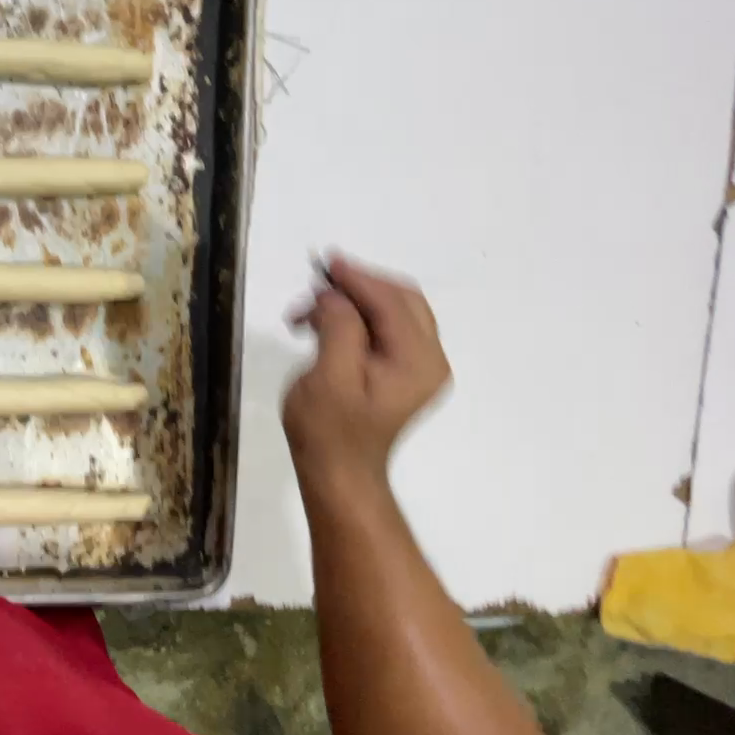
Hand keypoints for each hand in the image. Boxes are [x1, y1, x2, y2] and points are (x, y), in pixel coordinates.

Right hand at [283, 254, 450, 494]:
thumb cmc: (328, 429)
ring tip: (305, 315)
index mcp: (418, 361)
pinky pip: (383, 330)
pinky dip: (353, 319)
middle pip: (400, 301)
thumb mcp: (328, 376)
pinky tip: (321, 327)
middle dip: (355, 287)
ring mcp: (417, 367)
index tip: (325, 262)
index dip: (359, 278)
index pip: (393, 302)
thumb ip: (338, 328)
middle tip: (311, 289)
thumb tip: (333, 295)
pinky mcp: (399, 372)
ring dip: (349, 303)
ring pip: (390, 313)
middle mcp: (428, 359)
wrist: (336, 472)